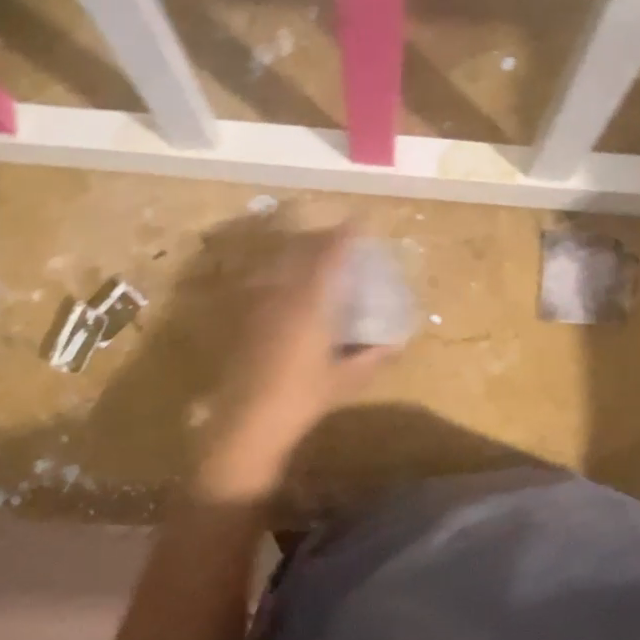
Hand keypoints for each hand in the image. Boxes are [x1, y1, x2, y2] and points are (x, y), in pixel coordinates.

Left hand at [193, 222, 392, 501]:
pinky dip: (277, 276)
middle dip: (320, 240)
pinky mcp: (243, 319)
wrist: (249, 419)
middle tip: (337, 239)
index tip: (359, 220)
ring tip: (310, 257)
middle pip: (301, 251)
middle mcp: (283, 294)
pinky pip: (263, 284)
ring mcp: (258, 304)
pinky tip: (282, 288)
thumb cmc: (303, 398)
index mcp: (311, 302)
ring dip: (297, 254)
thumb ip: (371, 357)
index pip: (331, 256)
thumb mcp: (345, 380)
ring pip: (279, 264)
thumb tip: (395, 344)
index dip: (345, 235)